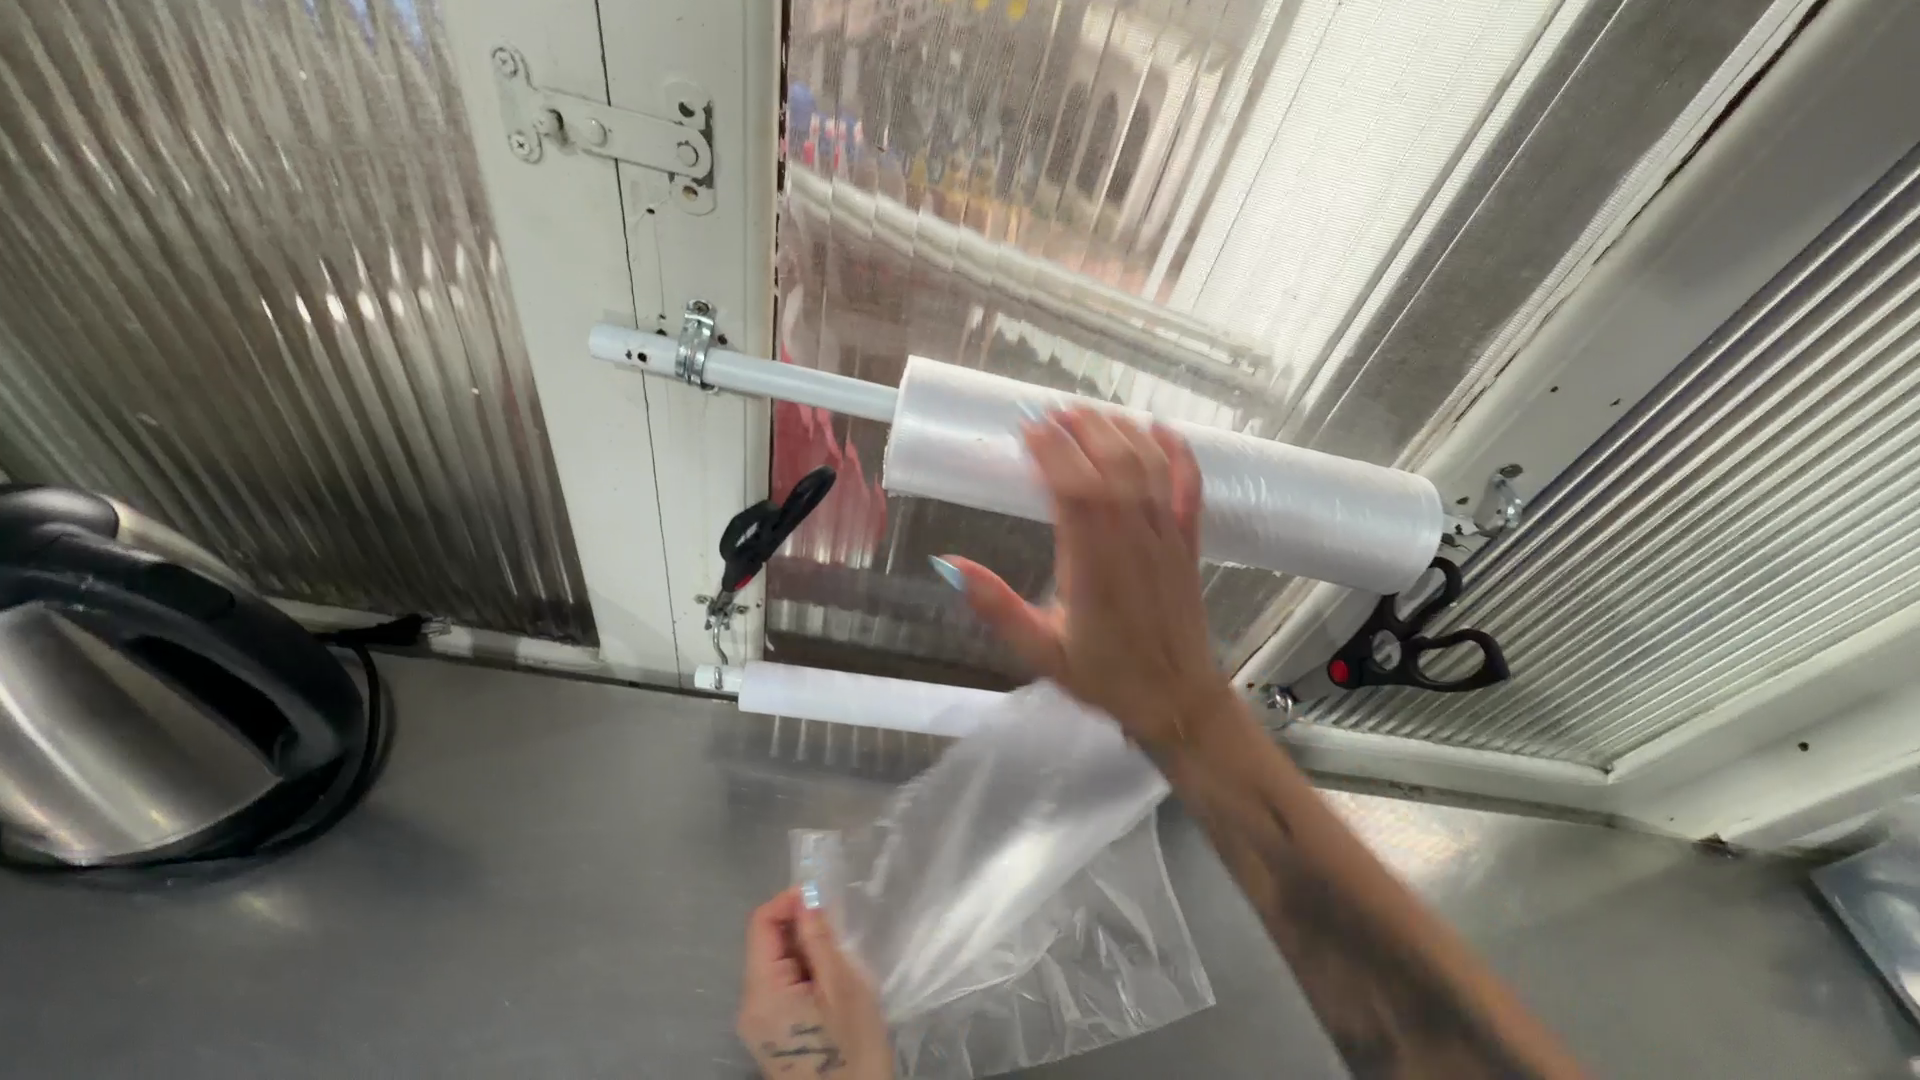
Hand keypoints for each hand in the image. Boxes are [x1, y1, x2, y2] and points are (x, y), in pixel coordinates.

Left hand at [738, 888, 892, 1079]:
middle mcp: (749, 1005)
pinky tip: (830, 981)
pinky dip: (804, 972)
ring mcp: (757, 1023)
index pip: (760, 924)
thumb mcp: (842, 986)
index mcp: (761, 992)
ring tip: (839, 956)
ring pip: (775, 965)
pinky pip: (781, 986)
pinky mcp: (771, 1033)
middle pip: (765, 943)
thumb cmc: (852, 1048)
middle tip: (839, 929)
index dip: (789, 900)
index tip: (823, 896)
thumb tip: (806, 895)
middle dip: (800, 926)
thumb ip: (819, 937)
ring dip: (805, 949)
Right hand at [941, 408, 1240, 758]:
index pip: (1073, 489)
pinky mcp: (1189, 543)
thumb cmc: (1103, 675)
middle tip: (1053, 412)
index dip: (1051, 451)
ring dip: (1120, 431)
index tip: (1028, 429)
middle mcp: (1132, 540)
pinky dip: (1178, 453)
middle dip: (1082, 429)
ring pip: (1148, 466)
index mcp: (1092, 564)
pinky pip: (1189, 487)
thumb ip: (996, 606)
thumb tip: (947, 564)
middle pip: (1112, 464)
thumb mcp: (1039, 650)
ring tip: (1090, 413)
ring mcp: (1166, 537)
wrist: (1175, 699)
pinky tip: (1160, 429)